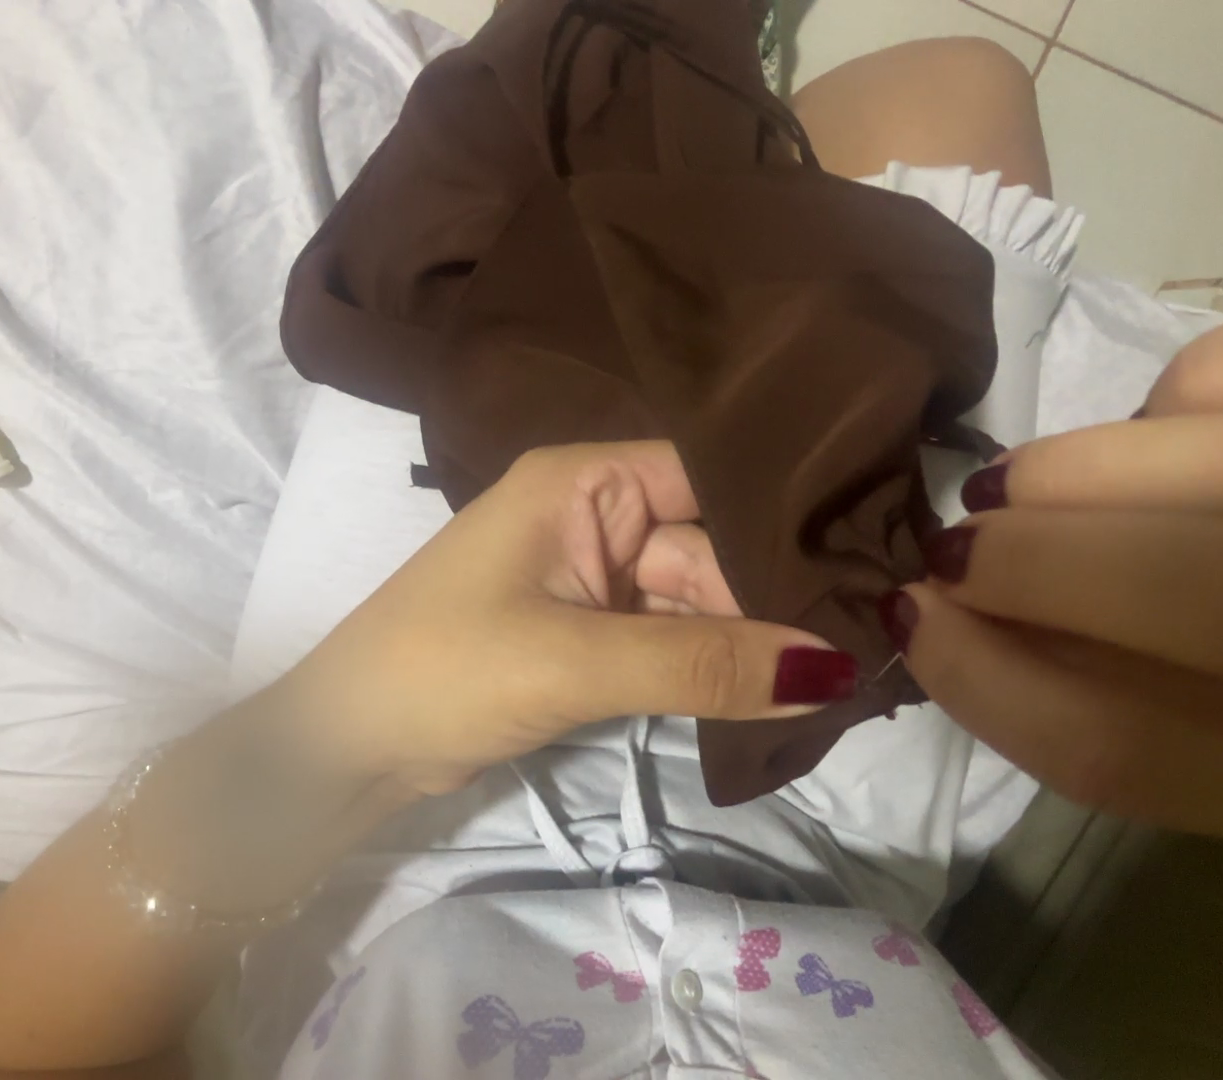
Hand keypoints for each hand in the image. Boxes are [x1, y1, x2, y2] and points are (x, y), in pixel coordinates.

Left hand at [269, 441, 857, 796]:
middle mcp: (589, 517)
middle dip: (774, 592)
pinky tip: (782, 689)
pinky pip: (667, 640)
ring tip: (848, 668)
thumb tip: (837, 669)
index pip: (704, 473)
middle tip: (875, 631)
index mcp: (578, 482)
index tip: (871, 547)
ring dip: (749, 637)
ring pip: (692, 599)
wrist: (347, 746)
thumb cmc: (442, 671)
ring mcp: (589, 581)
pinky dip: (712, 666)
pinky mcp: (586, 636)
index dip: (782, 508)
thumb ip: (702, 664)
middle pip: (707, 542)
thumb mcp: (573, 661)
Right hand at [887, 292, 1222, 860]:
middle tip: (956, 544)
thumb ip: (1100, 700)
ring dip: (1096, 466)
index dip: (986, 679)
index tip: (908, 616)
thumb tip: (942, 614)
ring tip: (1033, 485)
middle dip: (1043, 559)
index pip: (1146, 748)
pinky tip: (1169, 418)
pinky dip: (1209, 374)